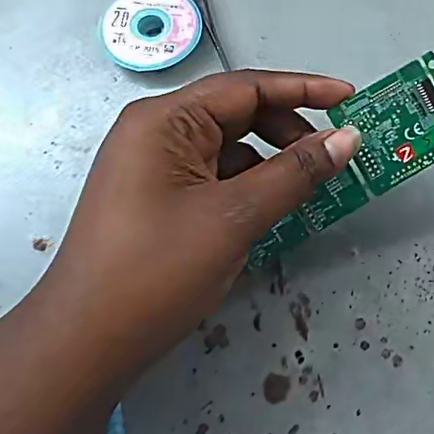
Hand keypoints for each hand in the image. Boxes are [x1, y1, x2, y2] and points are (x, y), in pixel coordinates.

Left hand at [0, 71, 361, 433]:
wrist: (84, 345)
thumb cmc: (157, 271)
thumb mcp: (235, 217)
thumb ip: (296, 172)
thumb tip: (346, 138)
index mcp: (165, 120)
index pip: (246, 88)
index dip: (304, 89)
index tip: (350, 98)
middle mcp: (155, 132)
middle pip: (237, 114)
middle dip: (288, 131)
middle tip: (331, 157)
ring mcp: (153, 166)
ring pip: (228, 148)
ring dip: (270, 161)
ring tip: (306, 189)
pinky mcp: (156, 196)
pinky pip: (214, 175)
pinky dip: (248, 185)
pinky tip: (269, 209)